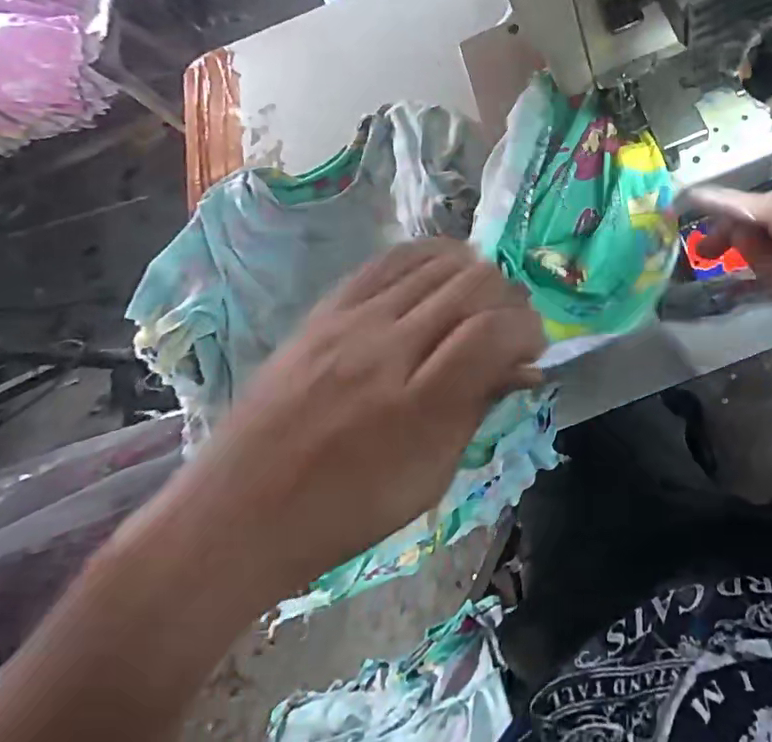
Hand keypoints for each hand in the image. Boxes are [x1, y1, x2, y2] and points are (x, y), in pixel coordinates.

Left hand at [179, 239, 546, 597]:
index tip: (533, 348)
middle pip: (473, 285)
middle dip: (510, 301)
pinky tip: (445, 271)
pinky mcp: (324, 311)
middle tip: (512, 328)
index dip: (529, 330)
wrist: (238, 514)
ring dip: (476, 276)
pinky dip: (430, 257)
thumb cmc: (345, 513)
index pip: (494, 332)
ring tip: (482, 302)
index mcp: (417, 406)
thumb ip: (479, 409)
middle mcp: (386, 351)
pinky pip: (390, 260)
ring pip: (438, 264)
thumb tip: (524, 366)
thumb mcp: (430, 478)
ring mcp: (350, 323)